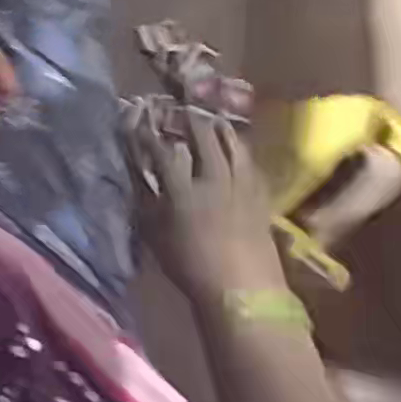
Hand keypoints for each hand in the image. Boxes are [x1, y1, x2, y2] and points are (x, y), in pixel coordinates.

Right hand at [128, 110, 285, 306]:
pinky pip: (250, 164)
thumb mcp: (155, 233)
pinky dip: (240, 151)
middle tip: (181, 110)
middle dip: (191, 122)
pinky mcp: (261, 197)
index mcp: (184, 191)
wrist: (242, 291)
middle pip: (205, 140)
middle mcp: (215, 181)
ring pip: (234, 147)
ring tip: (212, 119)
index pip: (164, 151)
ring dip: (221, 130)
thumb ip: (147, 201)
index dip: (150, 135)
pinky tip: (236, 148)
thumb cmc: (189, 265)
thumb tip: (139, 177)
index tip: (139, 121)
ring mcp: (242, 187)